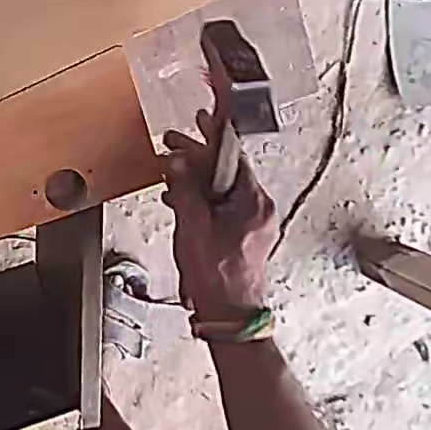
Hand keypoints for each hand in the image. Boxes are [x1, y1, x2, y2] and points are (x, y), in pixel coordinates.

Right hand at [161, 111, 276, 314]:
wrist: (228, 312)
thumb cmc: (217, 276)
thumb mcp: (192, 226)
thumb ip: (185, 190)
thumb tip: (178, 162)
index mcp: (253, 202)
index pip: (232, 157)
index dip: (212, 136)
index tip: (202, 117)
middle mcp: (258, 209)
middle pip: (225, 171)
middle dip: (197, 157)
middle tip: (174, 142)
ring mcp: (252, 222)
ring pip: (221, 188)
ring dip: (195, 178)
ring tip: (172, 170)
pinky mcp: (242, 233)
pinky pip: (221, 204)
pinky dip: (200, 197)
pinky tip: (180, 198)